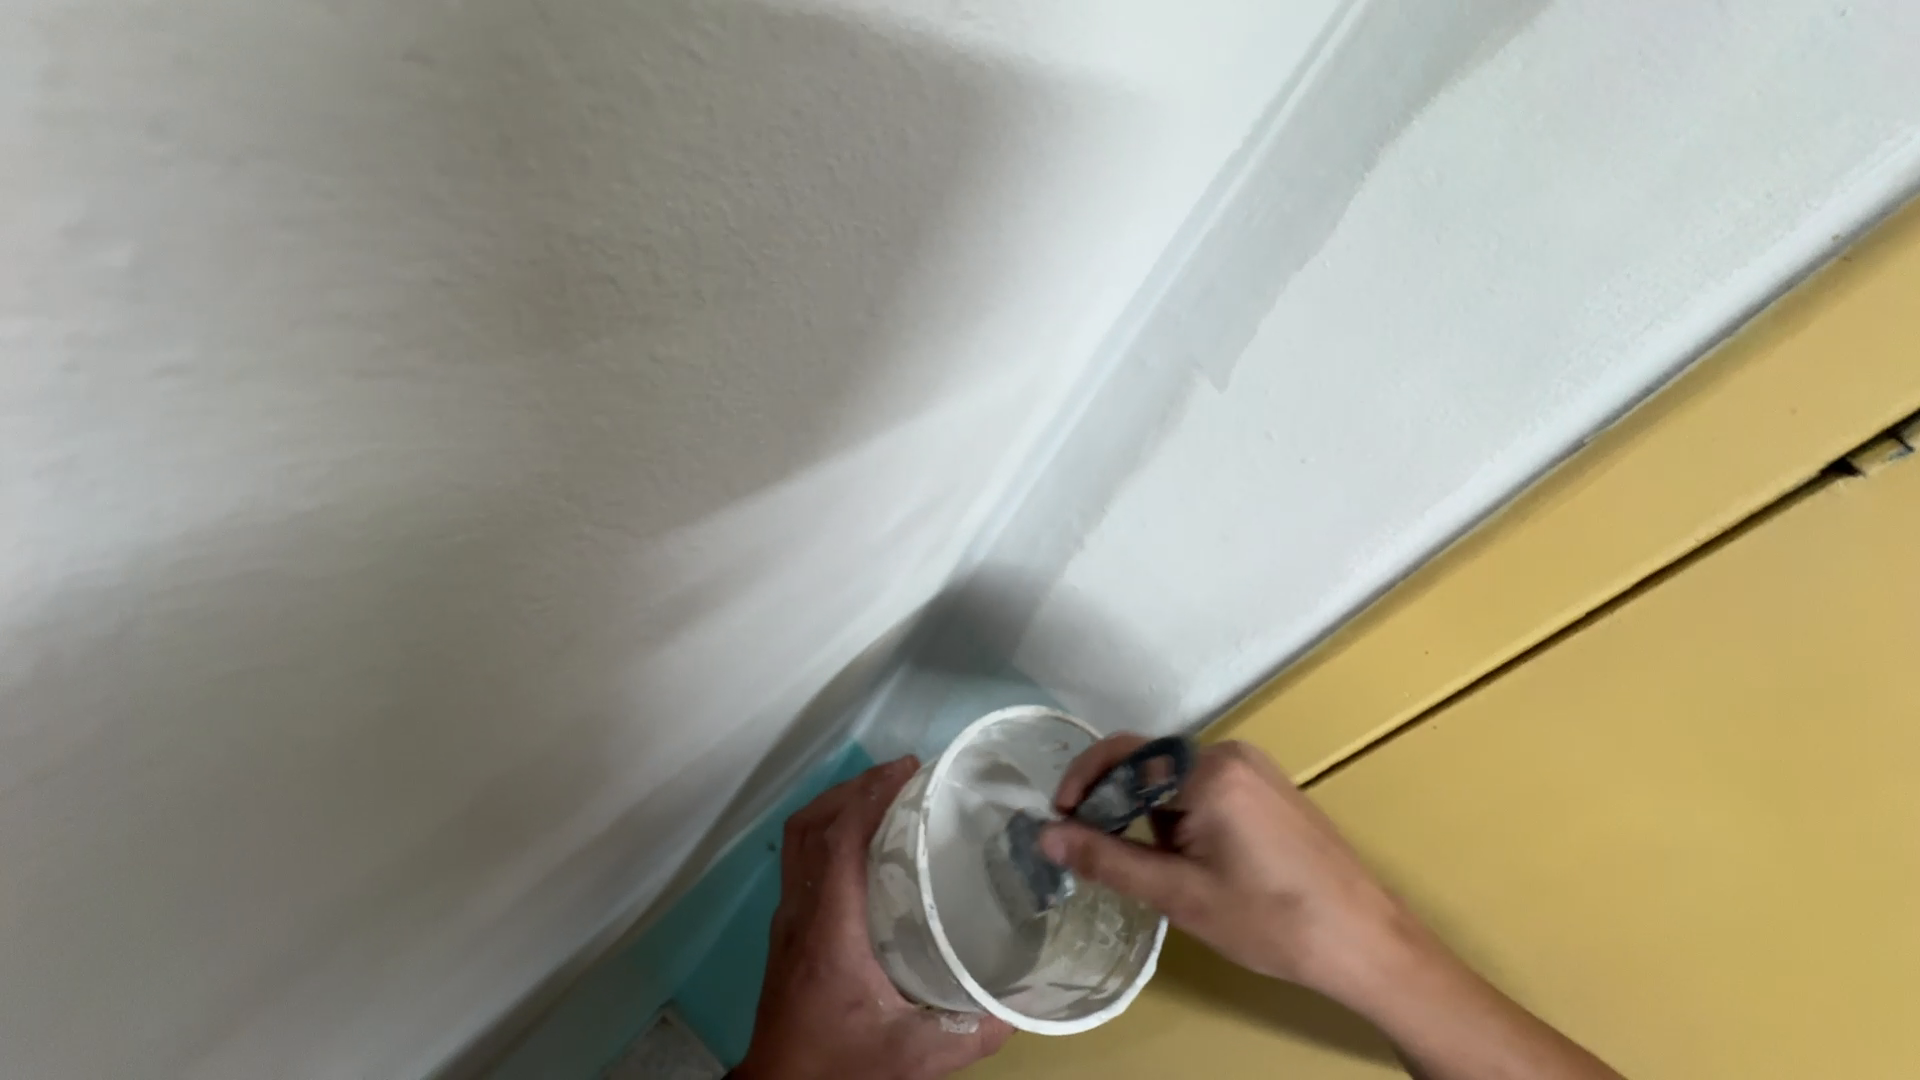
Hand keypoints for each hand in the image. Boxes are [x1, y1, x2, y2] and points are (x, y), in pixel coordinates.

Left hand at [735, 757, 1012, 1079]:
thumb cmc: (840, 1065)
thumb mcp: (912, 1056)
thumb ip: (968, 1030)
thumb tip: (1018, 1002)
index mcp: (829, 927)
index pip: (838, 840)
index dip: (868, 795)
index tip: (906, 770)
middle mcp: (802, 910)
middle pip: (811, 825)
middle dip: (855, 788)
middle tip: (901, 775)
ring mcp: (789, 915)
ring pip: (800, 837)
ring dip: (838, 803)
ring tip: (882, 793)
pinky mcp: (789, 925)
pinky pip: (802, 856)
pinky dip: (830, 830)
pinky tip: (865, 840)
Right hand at [1039, 736, 1411, 999]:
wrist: (1369, 945)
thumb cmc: (1271, 922)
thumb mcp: (1179, 895)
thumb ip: (1106, 859)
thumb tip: (1045, 835)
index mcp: (1207, 772)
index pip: (1123, 755)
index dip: (1083, 782)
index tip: (1060, 820)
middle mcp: (1229, 754)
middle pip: (1147, 765)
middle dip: (1119, 806)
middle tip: (1106, 854)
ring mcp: (1254, 767)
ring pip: (1174, 778)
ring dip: (1152, 816)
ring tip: (1165, 871)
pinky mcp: (1267, 785)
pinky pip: (1204, 785)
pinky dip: (1182, 814)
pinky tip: (1197, 860)